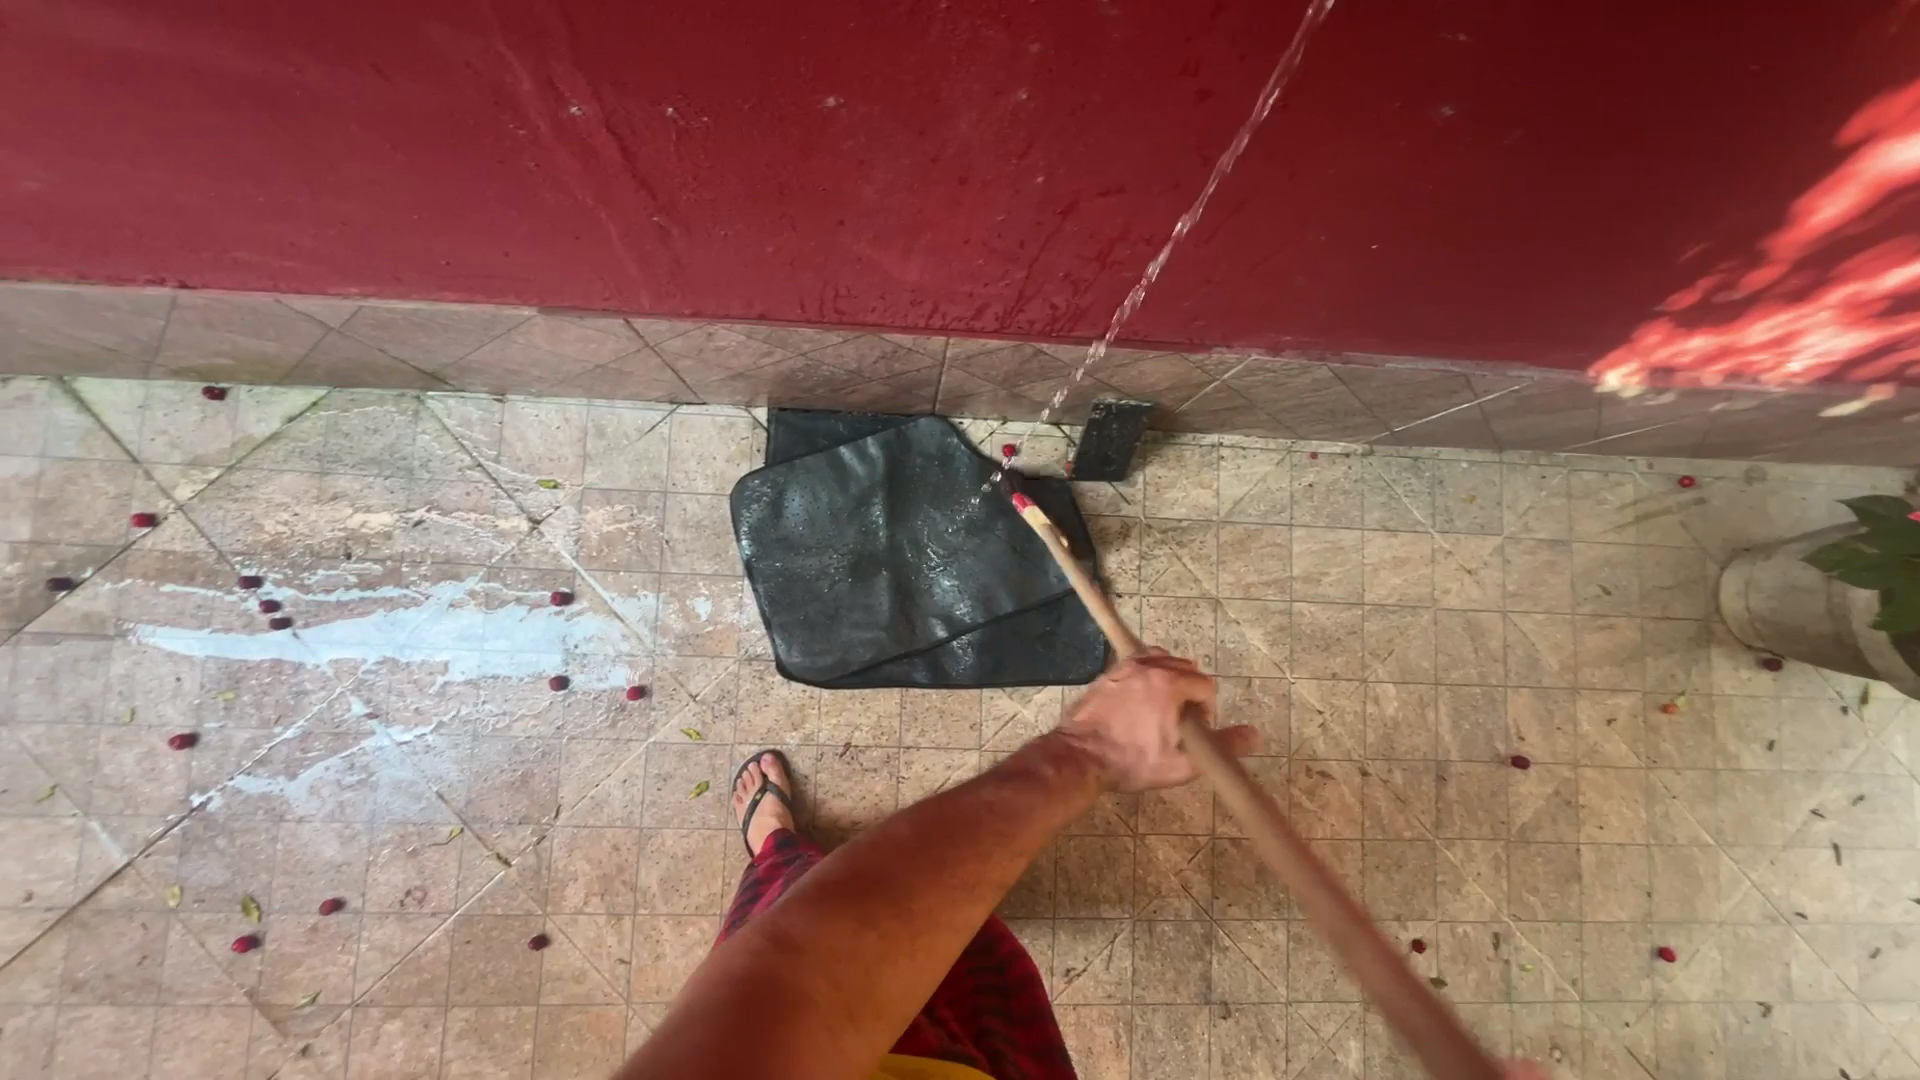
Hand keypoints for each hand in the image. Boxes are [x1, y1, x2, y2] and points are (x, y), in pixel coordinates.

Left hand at [1055, 649, 1260, 790]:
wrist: (1080, 755)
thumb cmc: (1132, 762)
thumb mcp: (1183, 763)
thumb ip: (1222, 746)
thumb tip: (1256, 735)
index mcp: (1170, 684)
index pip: (1206, 684)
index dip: (1207, 709)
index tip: (1195, 730)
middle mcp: (1148, 667)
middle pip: (1185, 667)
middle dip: (1189, 690)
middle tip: (1180, 721)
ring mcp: (1125, 667)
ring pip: (1160, 660)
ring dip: (1169, 678)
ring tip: (1162, 708)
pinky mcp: (1107, 673)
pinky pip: (1136, 663)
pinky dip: (1146, 675)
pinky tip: (1139, 702)